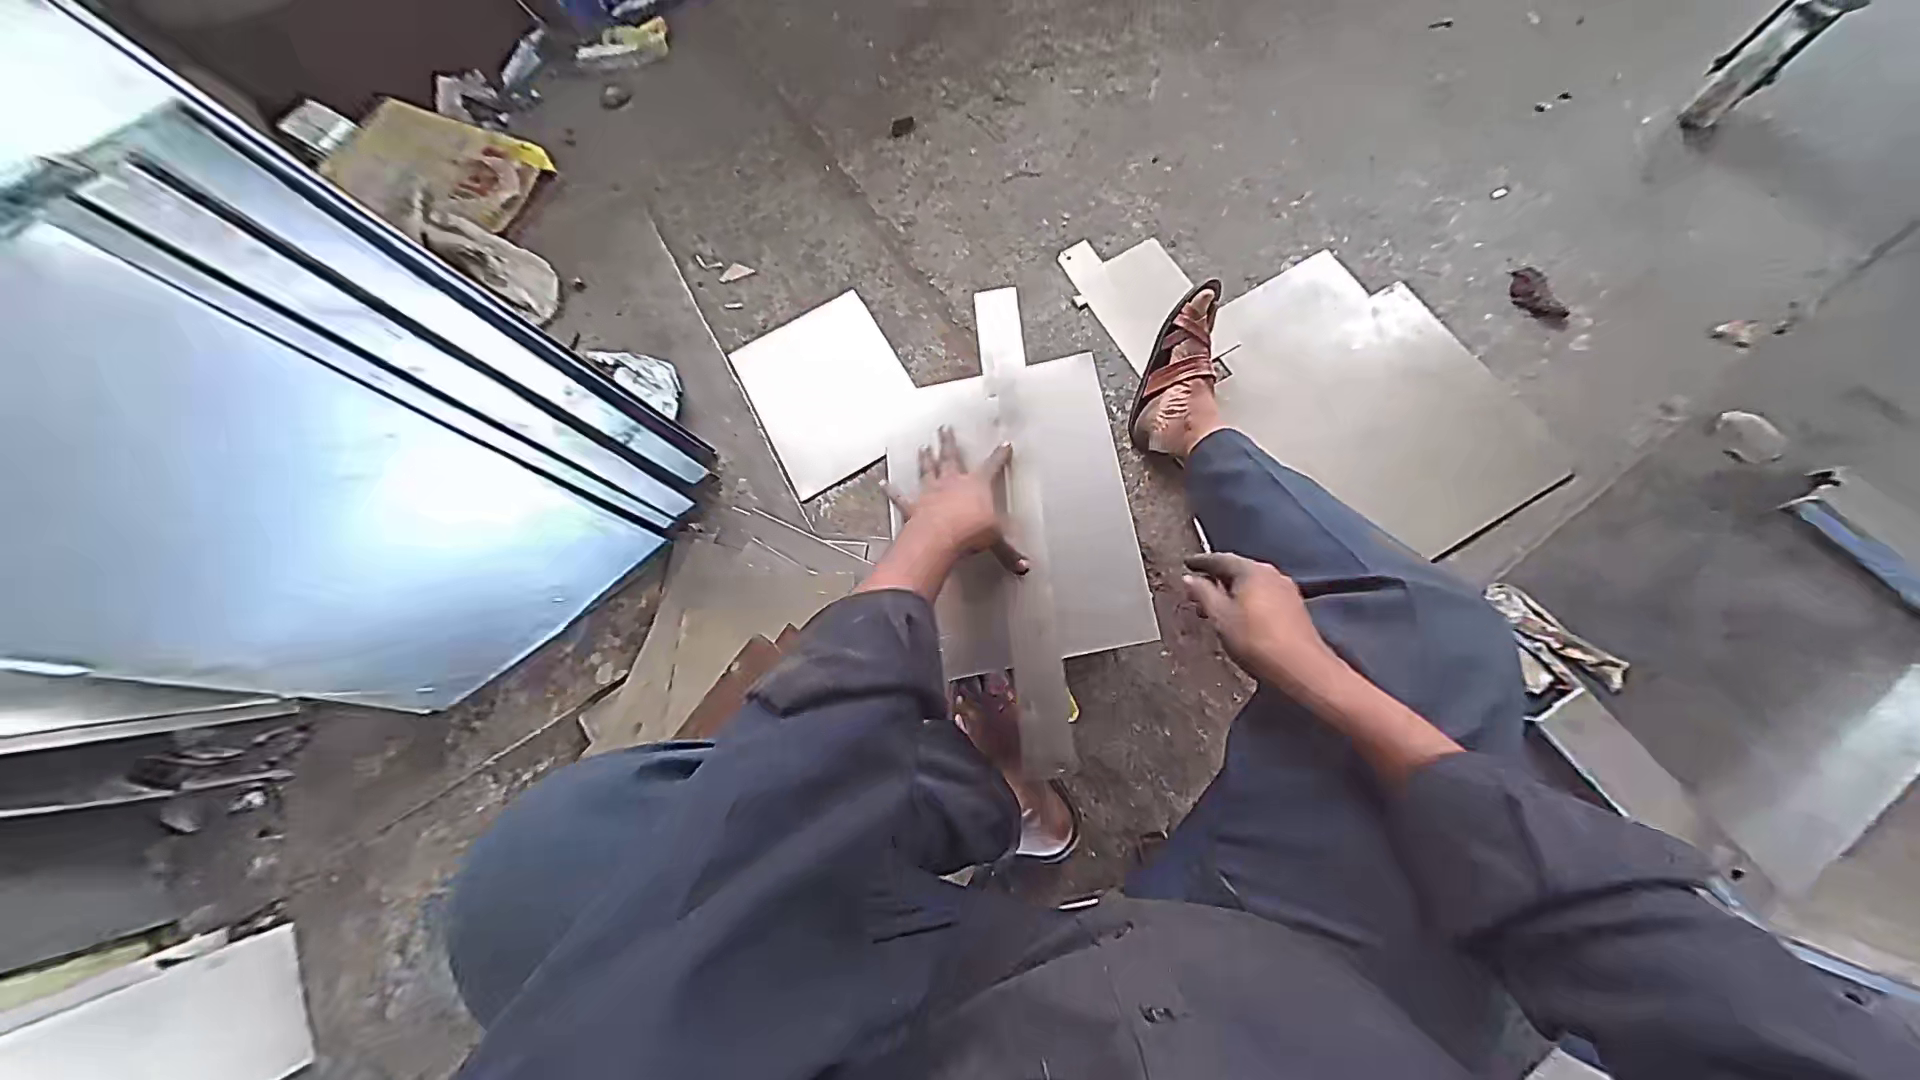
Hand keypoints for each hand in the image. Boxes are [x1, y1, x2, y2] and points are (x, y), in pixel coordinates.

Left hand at [883, 427, 1028, 573]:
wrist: (940, 538)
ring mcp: (931, 492)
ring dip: (925, 459)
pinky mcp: (913, 507)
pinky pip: (901, 497)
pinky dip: (892, 490)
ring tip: (923, 447)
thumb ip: (1008, 552)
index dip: (1000, 455)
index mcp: (977, 485)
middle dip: (948, 442)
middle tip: (944, 428)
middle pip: (951, 456)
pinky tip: (883, 483)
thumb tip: (1024, 567)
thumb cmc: (970, 533)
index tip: (1005, 444)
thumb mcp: (996, 542)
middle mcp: (952, 482)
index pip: (992, 466)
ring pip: (928, 470)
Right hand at [1182, 553, 1345, 696]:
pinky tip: (1239, 614)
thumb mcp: (1219, 616)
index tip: (1187, 564)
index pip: (1221, 559)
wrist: (1301, 667)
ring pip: (1252, 583)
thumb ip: (1202, 593)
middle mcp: (1271, 574)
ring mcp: (1286, 590)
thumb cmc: (1254, 639)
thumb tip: (1190, 578)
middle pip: (1238, 569)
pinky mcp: (1294, 607)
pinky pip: (1264, 594)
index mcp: (1251, 571)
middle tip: (1197, 588)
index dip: (1201, 561)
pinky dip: (1247, 599)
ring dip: (1232, 590)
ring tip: (1215, 605)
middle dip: (1217, 577)